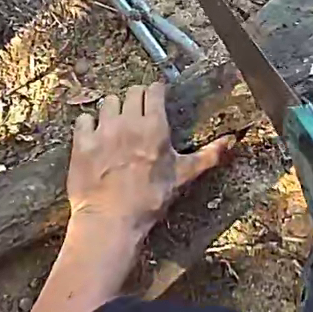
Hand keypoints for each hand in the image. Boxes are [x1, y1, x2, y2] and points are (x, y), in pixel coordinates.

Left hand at [66, 83, 232, 244]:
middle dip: (137, 98)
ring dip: (114, 109)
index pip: (154, 90)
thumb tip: (230, 142)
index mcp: (154, 127)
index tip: (157, 97)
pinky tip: (95, 136)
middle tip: (139, 112)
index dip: (157, 92)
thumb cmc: (149, 199)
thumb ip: (207, 156)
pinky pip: (84, 119)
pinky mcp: (82, 142)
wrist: (111, 220)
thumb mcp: (182, 176)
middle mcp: (128, 122)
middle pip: (132, 92)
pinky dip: (90, 125)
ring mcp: (102, 130)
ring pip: (107, 102)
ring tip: (117, 124)